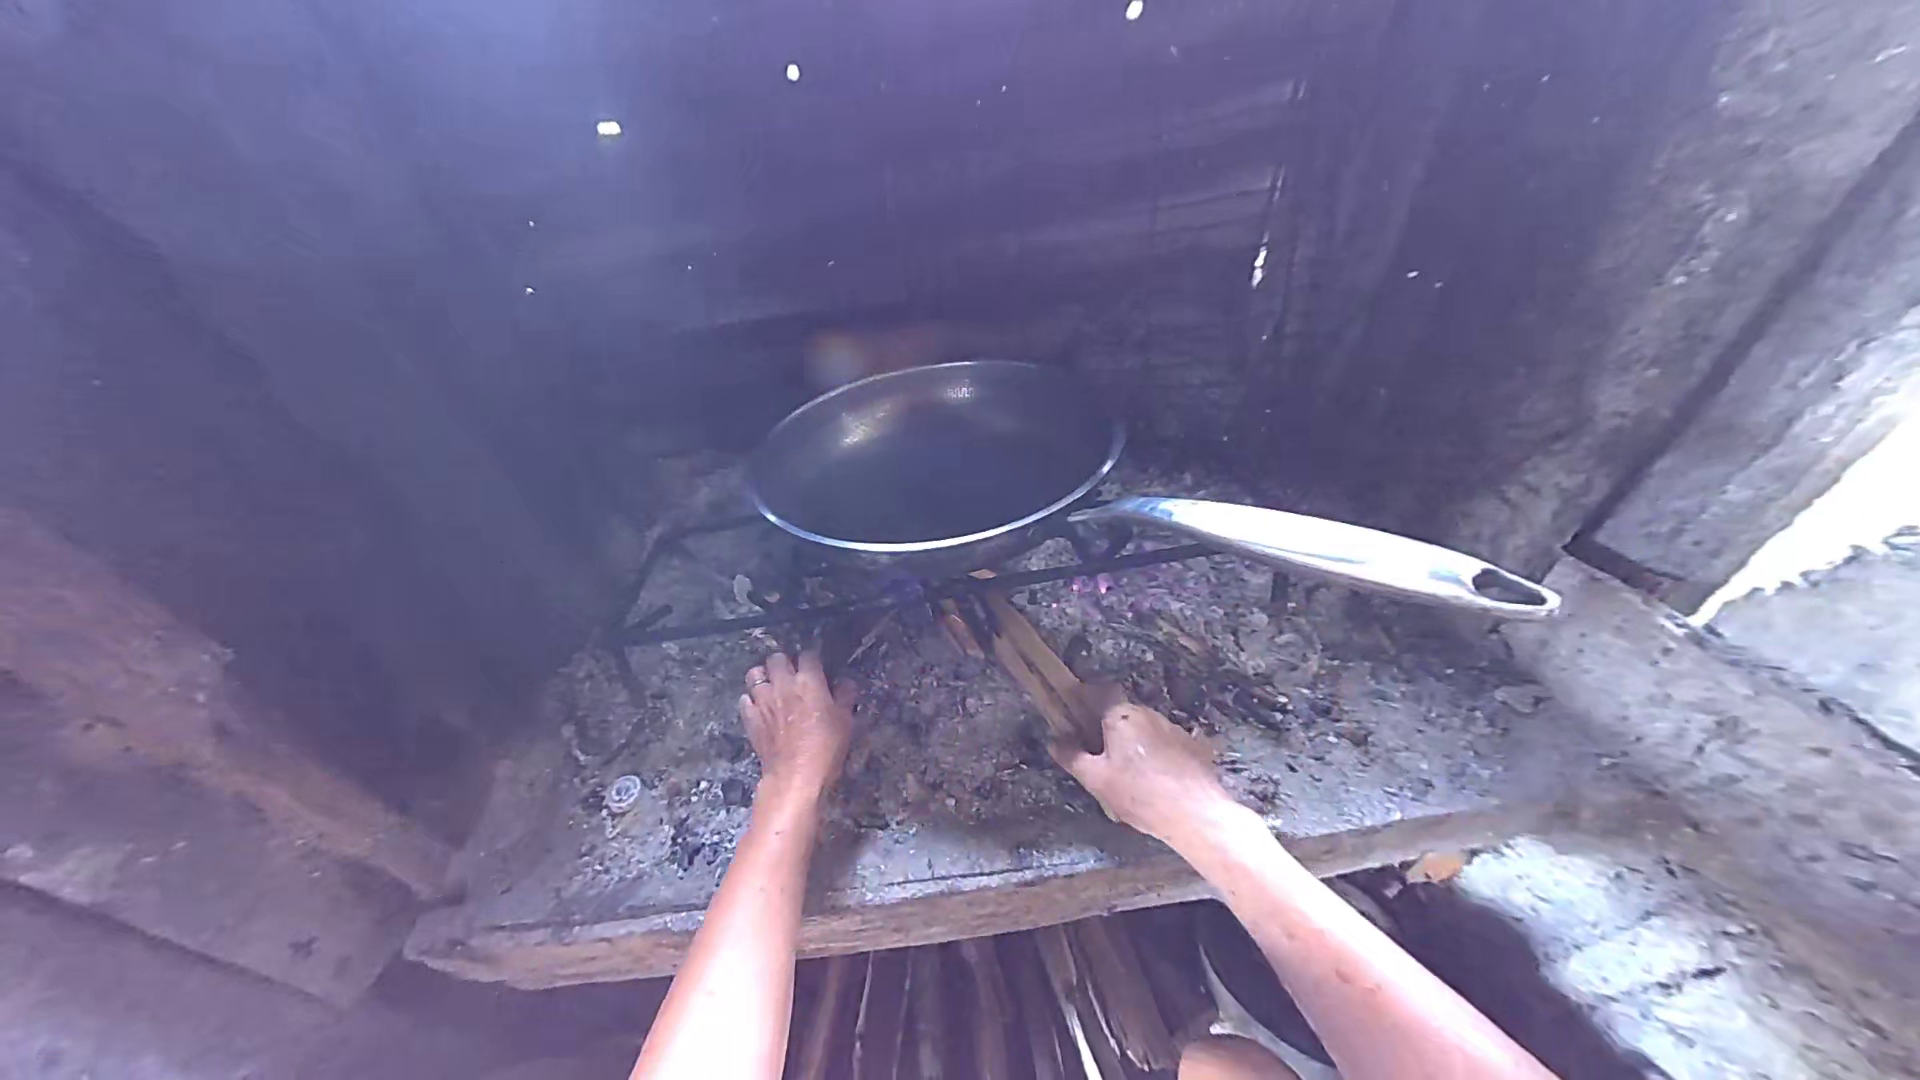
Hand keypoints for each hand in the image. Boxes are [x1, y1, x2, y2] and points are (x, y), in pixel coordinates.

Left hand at [739, 649, 855, 811]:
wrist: (795, 775)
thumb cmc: (826, 746)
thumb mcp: (845, 720)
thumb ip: (845, 696)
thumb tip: (845, 682)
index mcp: (809, 681)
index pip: (808, 654)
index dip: (813, 657)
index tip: (816, 665)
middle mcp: (783, 684)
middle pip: (777, 658)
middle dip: (784, 662)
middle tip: (792, 673)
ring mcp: (763, 700)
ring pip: (755, 673)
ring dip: (763, 676)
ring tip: (771, 684)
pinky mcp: (750, 717)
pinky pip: (745, 698)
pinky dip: (751, 699)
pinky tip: (759, 706)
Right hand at [1049, 696, 1238, 846]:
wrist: (1195, 815)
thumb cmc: (1139, 794)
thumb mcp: (1096, 779)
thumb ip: (1072, 757)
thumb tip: (1055, 742)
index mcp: (1121, 715)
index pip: (1096, 699)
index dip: (1085, 713)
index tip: (1080, 733)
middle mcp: (1148, 713)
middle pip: (1121, 717)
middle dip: (1112, 735)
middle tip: (1106, 765)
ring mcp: (1175, 728)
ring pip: (1146, 731)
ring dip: (1138, 747)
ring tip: (1136, 779)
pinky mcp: (1195, 746)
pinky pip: (1168, 746)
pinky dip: (1161, 758)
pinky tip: (1160, 782)